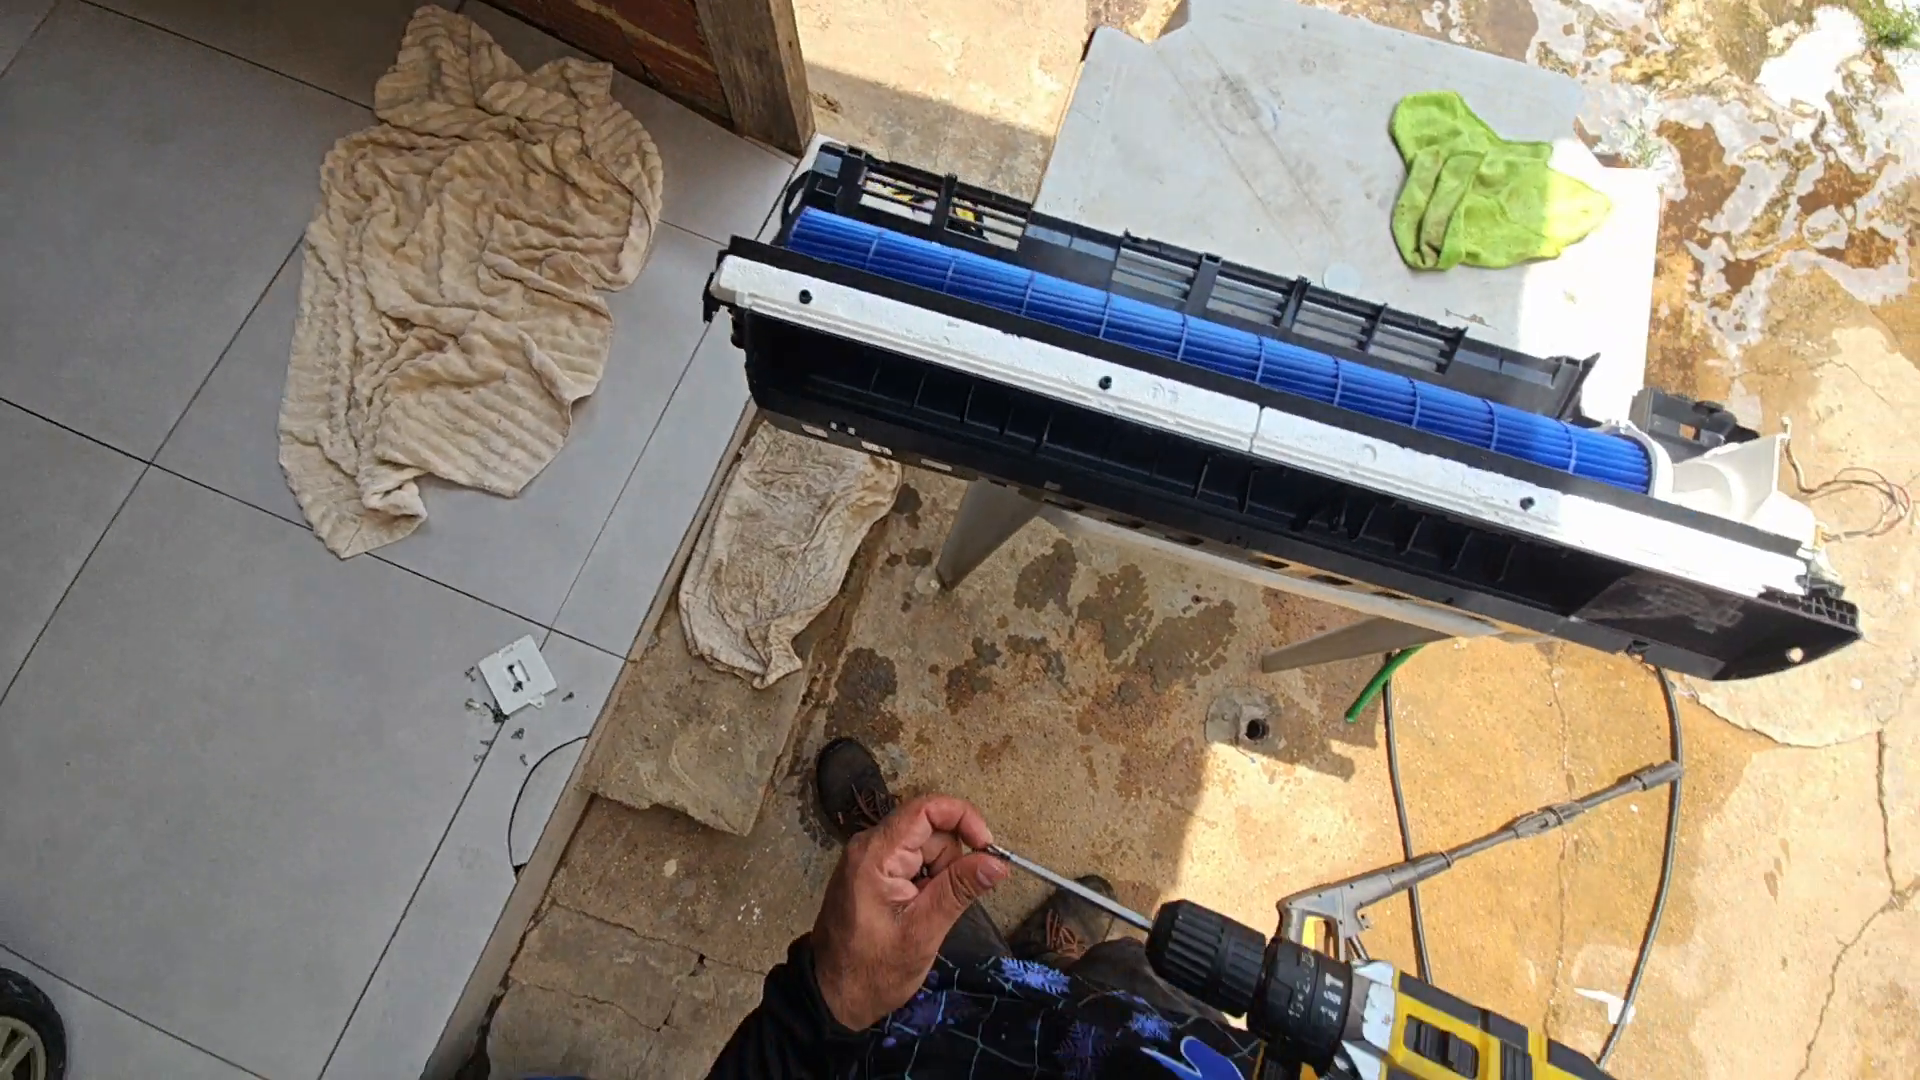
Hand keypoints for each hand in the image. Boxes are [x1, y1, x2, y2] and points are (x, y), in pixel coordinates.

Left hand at [809, 794, 1009, 1029]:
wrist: (830, 998)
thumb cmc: (873, 971)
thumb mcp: (923, 932)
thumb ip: (960, 890)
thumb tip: (998, 862)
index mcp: (876, 853)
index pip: (926, 808)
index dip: (963, 817)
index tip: (987, 847)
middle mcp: (870, 844)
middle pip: (929, 827)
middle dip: (949, 860)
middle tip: (942, 902)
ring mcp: (870, 855)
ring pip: (925, 843)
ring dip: (939, 873)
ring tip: (925, 911)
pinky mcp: (873, 869)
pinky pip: (913, 858)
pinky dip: (926, 879)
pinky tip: (918, 907)